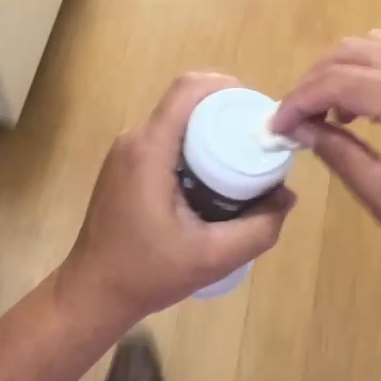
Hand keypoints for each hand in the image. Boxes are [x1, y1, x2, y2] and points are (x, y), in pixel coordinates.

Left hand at [55, 72, 295, 329]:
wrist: (92, 294)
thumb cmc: (148, 273)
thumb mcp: (213, 257)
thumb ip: (259, 227)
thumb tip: (288, 194)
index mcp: (150, 149)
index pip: (187, 89)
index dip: (226, 87)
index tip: (257, 110)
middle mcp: (134, 139)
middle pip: (185, 103)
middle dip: (226, 113)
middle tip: (258, 140)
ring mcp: (125, 152)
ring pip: (176, 122)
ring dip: (209, 131)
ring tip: (242, 160)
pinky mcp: (124, 166)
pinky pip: (164, 140)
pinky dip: (192, 146)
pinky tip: (214, 178)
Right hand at [271, 31, 380, 284]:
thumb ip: (340, 157)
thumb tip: (297, 129)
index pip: (338, 82)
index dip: (298, 101)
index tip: (275, 128)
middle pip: (350, 53)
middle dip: (313, 83)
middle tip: (295, 123)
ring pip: (372, 46)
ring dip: (339, 73)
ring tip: (325, 117)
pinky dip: (367, 70)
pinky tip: (362, 108)